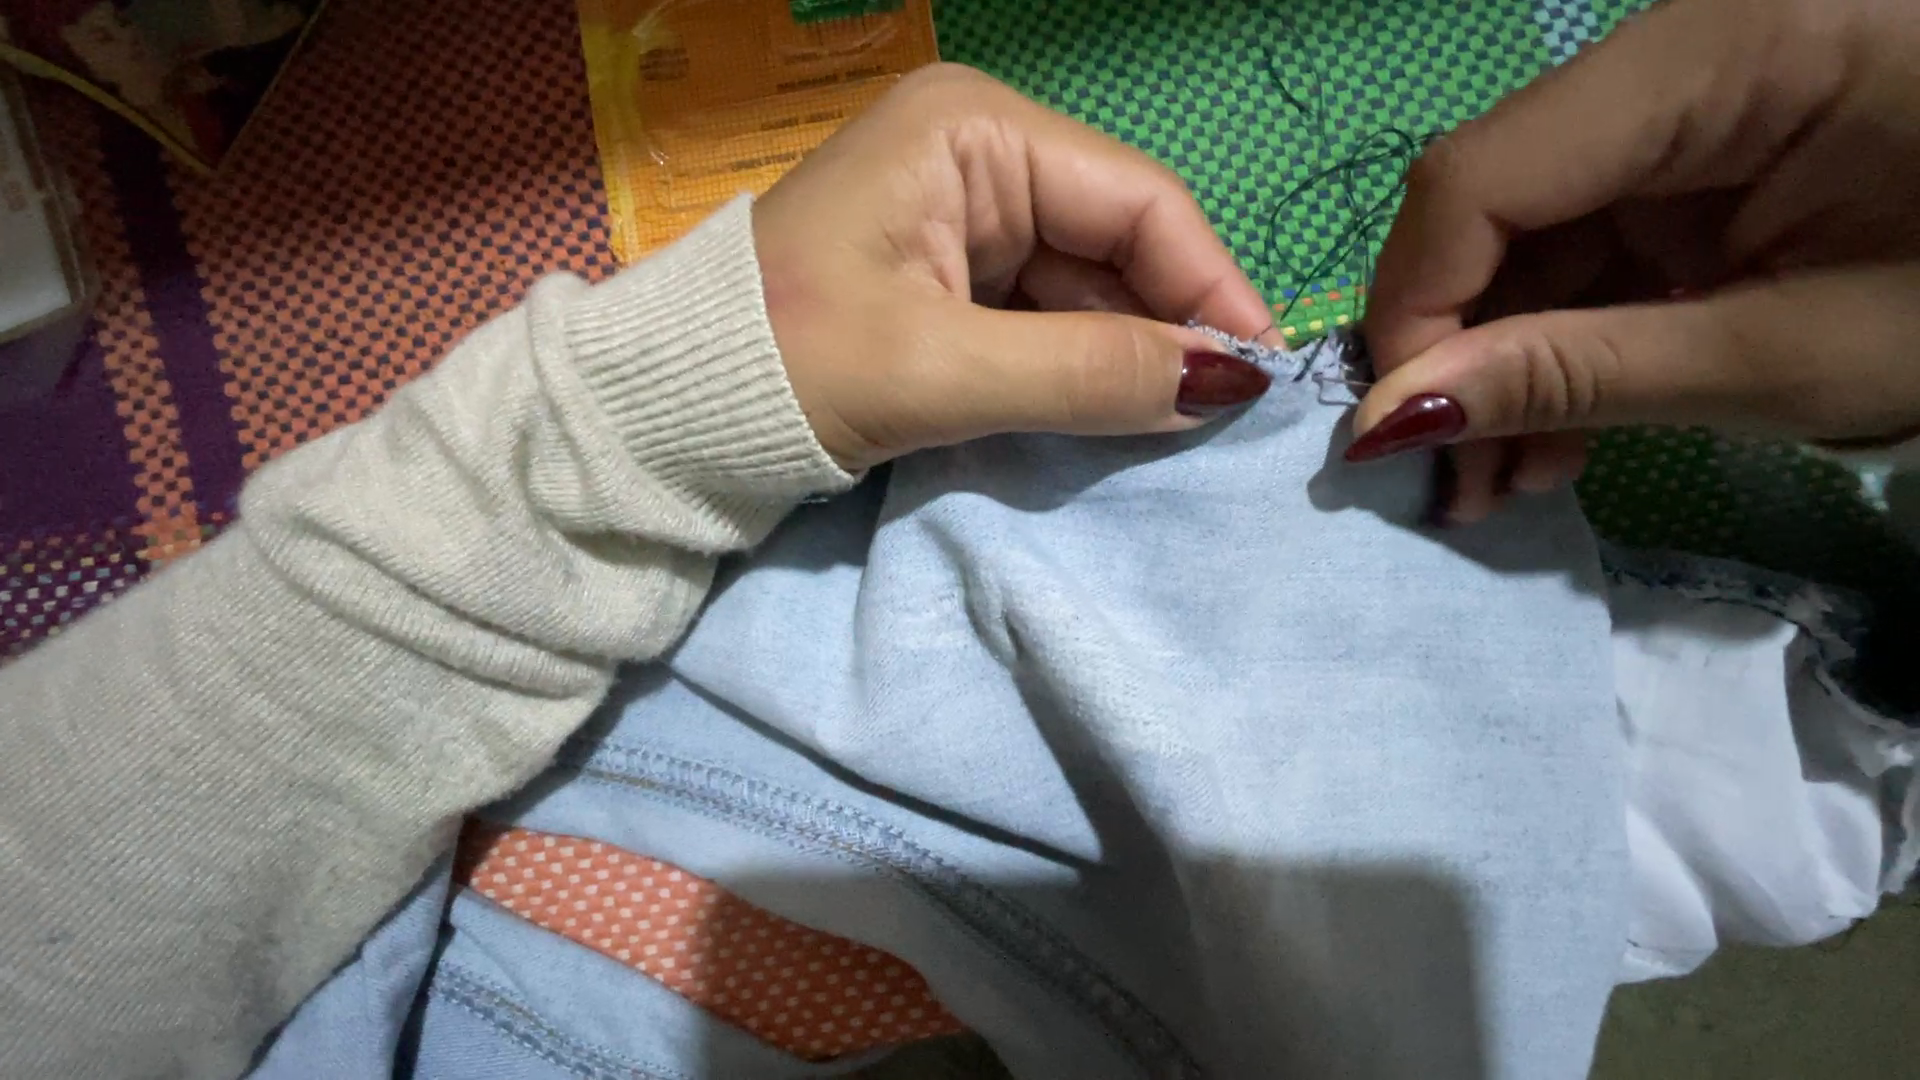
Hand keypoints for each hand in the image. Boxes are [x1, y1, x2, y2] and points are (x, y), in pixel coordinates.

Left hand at [753, 64, 1276, 471]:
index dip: (1208, 284)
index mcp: (972, 133)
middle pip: (1114, 244)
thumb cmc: (789, 366)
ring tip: (1171, 423)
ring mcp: (962, 226)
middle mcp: (975, 162)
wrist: (677, 414)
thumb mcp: (939, 369)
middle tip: (1219, 412)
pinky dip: (1076, 372)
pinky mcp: (949, 287)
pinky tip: (1108, 412)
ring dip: (1125, 356)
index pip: (1135, 199)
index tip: (1258, 370)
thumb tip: (1220, 384)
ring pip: (1083, 291)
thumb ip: (1083, 373)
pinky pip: (1041, 324)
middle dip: (1167, 327)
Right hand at [1352, 0, 1919, 523]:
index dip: (1411, 309)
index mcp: (1723, 52)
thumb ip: (1568, 377)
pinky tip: (1552, 436)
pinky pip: (1565, 264)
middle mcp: (1670, 63)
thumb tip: (1384, 423)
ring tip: (1505, 479)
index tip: (1398, 429)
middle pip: (1478, 216)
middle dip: (1446, 357)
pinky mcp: (1681, 171)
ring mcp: (1672, 119)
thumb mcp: (1789, 357)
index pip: (1475, 179)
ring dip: (1492, 373)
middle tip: (1449, 477)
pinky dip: (1545, 355)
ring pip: (1509, 254)